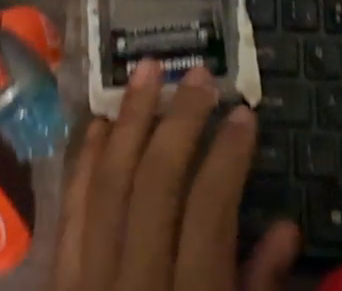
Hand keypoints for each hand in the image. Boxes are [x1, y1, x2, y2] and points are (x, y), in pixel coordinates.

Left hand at [54, 62, 298, 290]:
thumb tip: (285, 229)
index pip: (206, 212)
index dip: (228, 156)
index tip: (246, 113)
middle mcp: (130, 289)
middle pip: (153, 185)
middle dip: (179, 122)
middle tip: (200, 74)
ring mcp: (84, 286)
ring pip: (105, 185)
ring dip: (127, 123)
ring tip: (146, 72)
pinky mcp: (57, 288)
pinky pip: (68, 213)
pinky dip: (83, 164)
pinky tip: (96, 125)